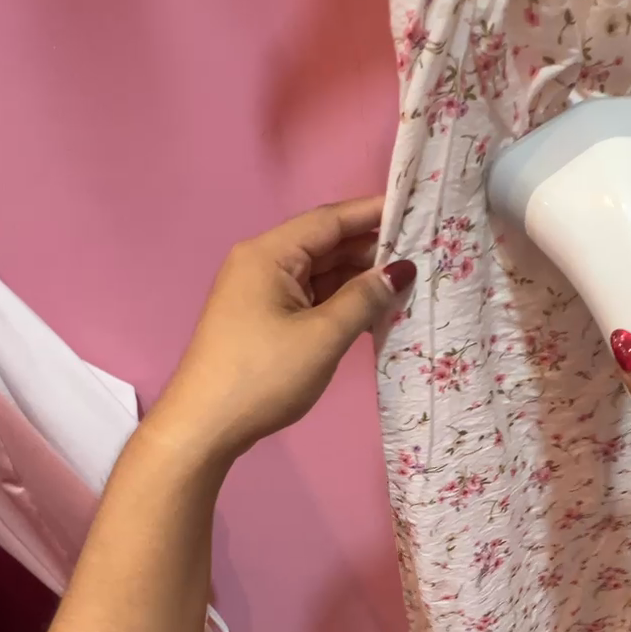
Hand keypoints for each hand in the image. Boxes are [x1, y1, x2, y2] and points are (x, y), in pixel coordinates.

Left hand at [144, 197, 412, 464]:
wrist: (207, 425)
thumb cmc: (263, 374)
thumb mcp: (323, 336)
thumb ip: (364, 299)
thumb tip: (400, 270)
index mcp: (270, 254)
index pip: (329, 219)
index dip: (372, 212)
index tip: (415, 206)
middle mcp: (263, 263)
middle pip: (325, 243)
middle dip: (371, 247)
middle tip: (423, 251)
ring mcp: (263, 293)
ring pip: (321, 273)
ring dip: (360, 276)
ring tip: (408, 279)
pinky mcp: (266, 319)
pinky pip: (312, 297)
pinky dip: (343, 299)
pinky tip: (374, 307)